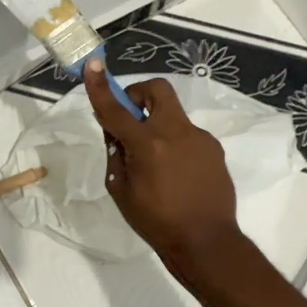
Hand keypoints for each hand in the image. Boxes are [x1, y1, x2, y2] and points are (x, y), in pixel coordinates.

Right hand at [81, 58, 240, 269]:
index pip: (116, 109)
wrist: (205, 242)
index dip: (100, 86)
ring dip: (155, 125)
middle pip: (157, 91)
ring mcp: (199, 139)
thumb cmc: (154, 220)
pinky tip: (172, 173)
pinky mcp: (213, 149)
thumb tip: (116, 133)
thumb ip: (116, 155)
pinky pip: (186, 135)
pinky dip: (172, 144)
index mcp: (147, 145)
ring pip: (171, 115)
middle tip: (129, 115)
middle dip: (139, 94)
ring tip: (152, 161)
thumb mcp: (120, 189)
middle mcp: (175, 133)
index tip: (92, 65)